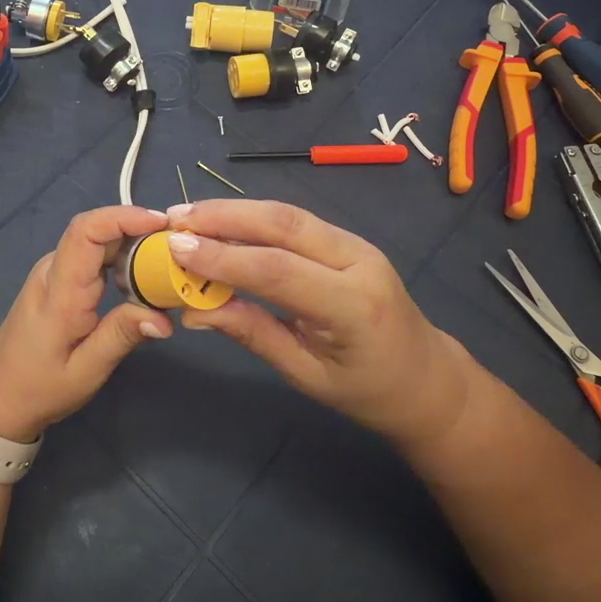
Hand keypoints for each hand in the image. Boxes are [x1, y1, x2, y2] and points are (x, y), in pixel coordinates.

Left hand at [0, 206, 172, 443]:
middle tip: (179, 247)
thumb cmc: (39, 388)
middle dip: (138, 229)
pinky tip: (144, 277)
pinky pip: (92, 257)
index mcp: (59, 291)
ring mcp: (53, 273)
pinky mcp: (58, 281)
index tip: (161, 224)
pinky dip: (120, 258)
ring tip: (169, 261)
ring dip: (132, 243)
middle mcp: (53, 271)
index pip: (86, 232)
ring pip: (96, 242)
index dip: (123, 217)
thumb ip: (122, 337)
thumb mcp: (86, 372)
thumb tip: (165, 318)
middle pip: (95, 231)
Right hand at [163, 200, 471, 447]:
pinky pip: (295, 221)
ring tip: (188, 215)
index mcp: (353, 306)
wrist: (427, 378)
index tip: (175, 247)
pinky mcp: (347, 240)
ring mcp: (356, 244)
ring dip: (235, 210)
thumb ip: (253, 333)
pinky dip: (254, 218)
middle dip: (225, 216)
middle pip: (284, 224)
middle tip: (174, 218)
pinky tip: (222, 222)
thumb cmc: (367, 390)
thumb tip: (195, 309)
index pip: (278, 270)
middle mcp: (358, 262)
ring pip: (288, 213)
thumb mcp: (306, 374)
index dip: (224, 256)